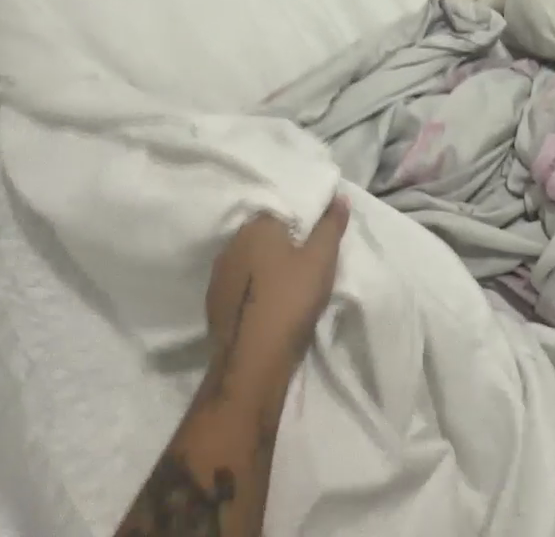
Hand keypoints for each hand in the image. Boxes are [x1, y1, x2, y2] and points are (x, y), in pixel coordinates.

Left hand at [205, 197, 350, 403]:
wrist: (254, 357)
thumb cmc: (292, 298)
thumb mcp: (322, 258)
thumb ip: (330, 225)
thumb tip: (338, 197)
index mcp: (257, 228)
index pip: (281, 208)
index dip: (303, 217)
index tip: (320, 229)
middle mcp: (232, 245)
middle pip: (264, 232)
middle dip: (285, 238)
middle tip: (311, 251)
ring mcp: (219, 274)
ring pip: (251, 257)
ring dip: (269, 261)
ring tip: (293, 274)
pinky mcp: (216, 301)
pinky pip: (242, 280)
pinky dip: (257, 282)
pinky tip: (273, 294)